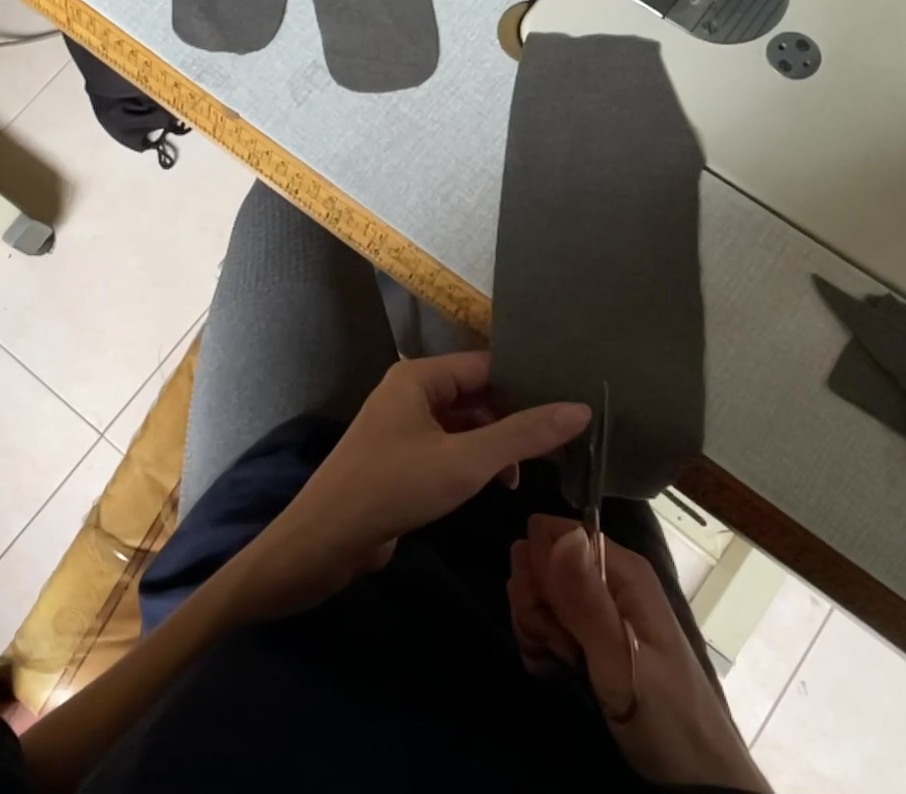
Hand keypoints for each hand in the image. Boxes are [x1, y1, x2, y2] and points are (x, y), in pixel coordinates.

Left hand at [225, 352, 589, 621]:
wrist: (325, 540)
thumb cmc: (393, 488)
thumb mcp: (466, 461)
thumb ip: (523, 435)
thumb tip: (581, 408)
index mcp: (417, 377)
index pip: (486, 365)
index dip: (527, 383)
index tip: (571, 403)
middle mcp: (408, 393)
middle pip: (475, 393)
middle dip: (513, 418)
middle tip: (560, 444)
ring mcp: (402, 426)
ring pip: (463, 424)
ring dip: (495, 444)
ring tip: (525, 473)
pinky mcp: (400, 458)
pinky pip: (447, 447)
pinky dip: (473, 461)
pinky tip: (495, 483)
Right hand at [508, 515, 771, 792]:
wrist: (694, 776)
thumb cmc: (667, 720)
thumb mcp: (623, 664)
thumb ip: (587, 601)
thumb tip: (564, 534)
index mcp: (622, 571)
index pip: (548, 534)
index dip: (541, 572)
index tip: (558, 620)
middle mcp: (606, 577)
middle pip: (536, 562)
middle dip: (534, 606)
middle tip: (565, 648)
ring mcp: (595, 605)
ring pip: (533, 592)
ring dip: (535, 630)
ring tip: (567, 664)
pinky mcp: (584, 632)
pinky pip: (539, 621)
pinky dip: (538, 647)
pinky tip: (557, 672)